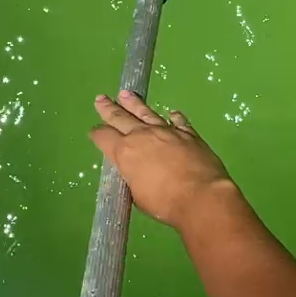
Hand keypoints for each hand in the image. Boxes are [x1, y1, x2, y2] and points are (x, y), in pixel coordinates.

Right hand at [89, 90, 236, 228]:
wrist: (201, 196)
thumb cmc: (164, 202)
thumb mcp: (138, 195)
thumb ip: (134, 178)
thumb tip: (136, 172)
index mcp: (125, 152)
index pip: (104, 137)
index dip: (97, 134)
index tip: (93, 131)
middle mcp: (142, 136)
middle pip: (121, 118)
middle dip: (109, 109)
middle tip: (100, 98)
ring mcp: (167, 132)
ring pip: (147, 113)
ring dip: (135, 104)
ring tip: (126, 94)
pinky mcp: (188, 135)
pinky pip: (179, 122)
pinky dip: (175, 118)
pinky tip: (173, 113)